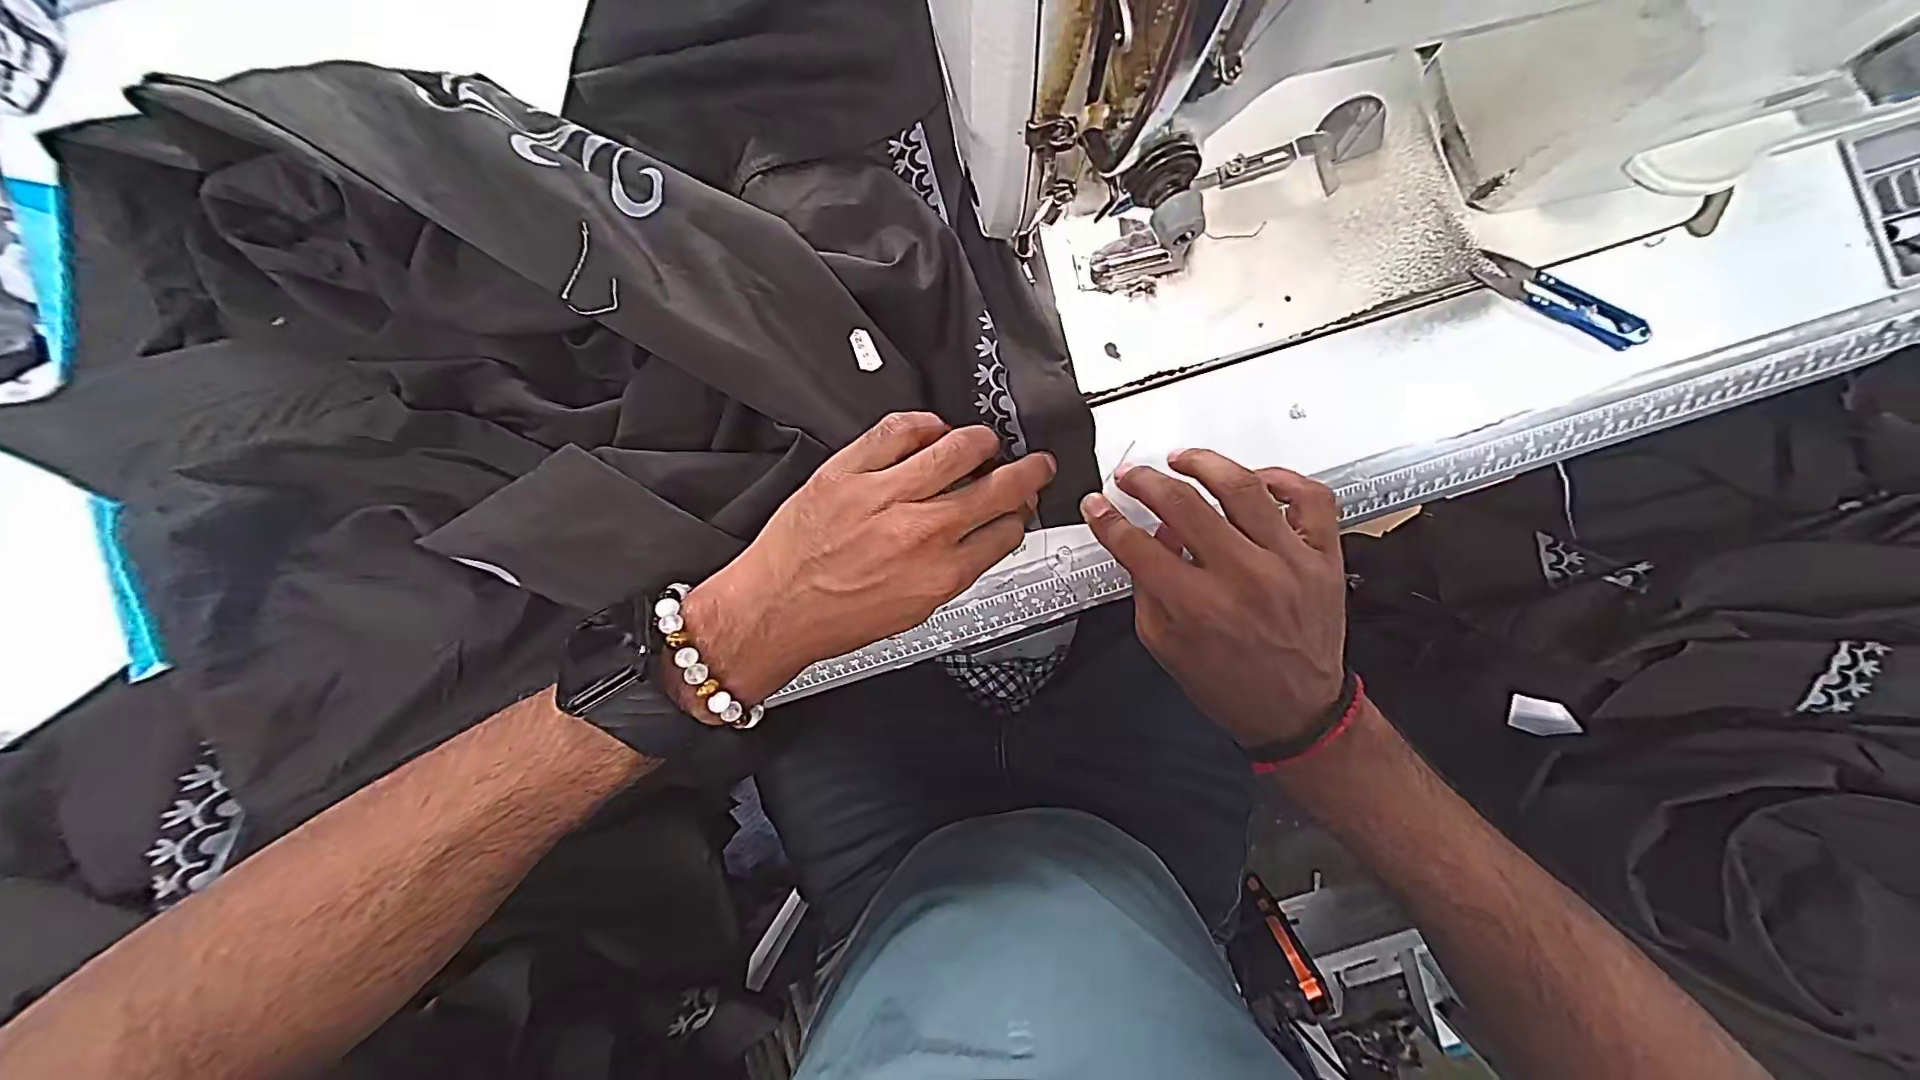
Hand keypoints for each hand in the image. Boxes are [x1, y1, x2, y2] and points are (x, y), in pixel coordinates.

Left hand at [677, 412, 1055, 704]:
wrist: (773, 611)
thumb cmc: (835, 619)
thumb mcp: (912, 612)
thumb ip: (952, 573)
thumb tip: (976, 543)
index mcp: (942, 574)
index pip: (1006, 532)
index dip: (1019, 516)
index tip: (1018, 509)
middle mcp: (922, 532)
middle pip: (998, 488)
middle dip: (1028, 473)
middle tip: (1034, 465)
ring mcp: (885, 496)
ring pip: (958, 449)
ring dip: (984, 442)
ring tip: (986, 442)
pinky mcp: (849, 472)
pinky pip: (900, 430)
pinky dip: (925, 424)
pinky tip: (932, 429)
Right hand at [1080, 450, 1346, 746]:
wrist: (1297, 711)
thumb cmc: (1233, 685)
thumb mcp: (1165, 645)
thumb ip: (1147, 588)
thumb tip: (1141, 541)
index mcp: (1196, 607)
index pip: (1136, 544)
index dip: (1107, 518)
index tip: (1098, 505)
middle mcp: (1242, 579)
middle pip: (1182, 504)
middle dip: (1144, 481)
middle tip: (1132, 476)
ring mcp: (1286, 564)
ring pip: (1242, 487)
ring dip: (1203, 463)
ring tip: (1183, 460)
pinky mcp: (1321, 558)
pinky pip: (1309, 498)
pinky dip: (1281, 477)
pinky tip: (1255, 477)